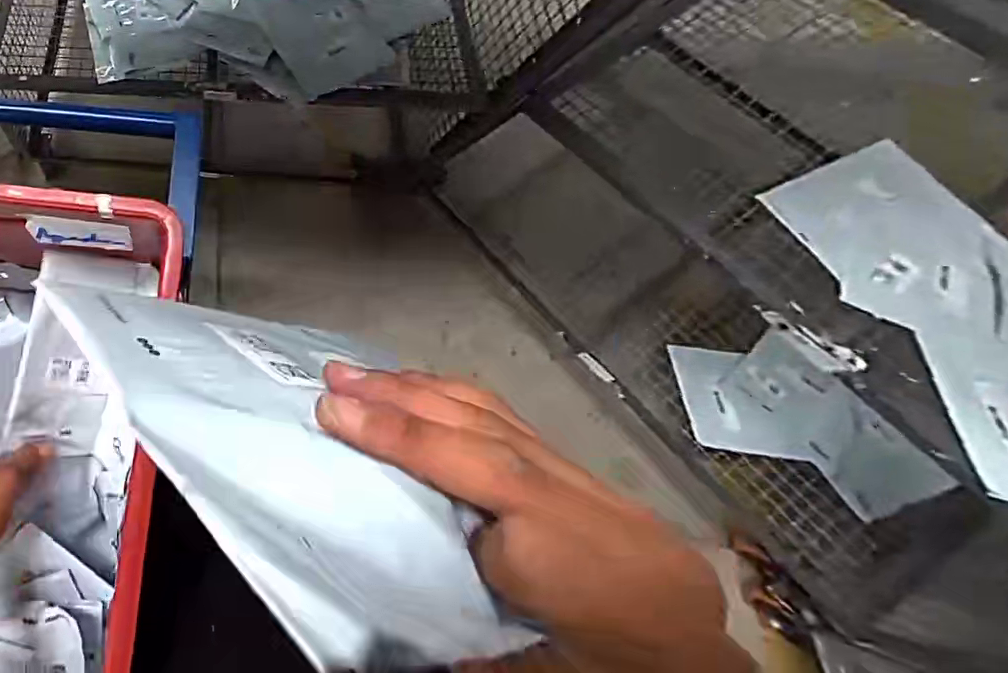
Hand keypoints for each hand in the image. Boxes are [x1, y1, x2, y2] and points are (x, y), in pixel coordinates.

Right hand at [314, 363, 753, 672]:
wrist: (678, 621)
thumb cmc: (594, 626)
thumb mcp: (524, 636)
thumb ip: (457, 604)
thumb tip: (386, 594)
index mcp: (534, 514)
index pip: (448, 457)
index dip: (387, 433)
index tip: (330, 411)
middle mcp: (537, 469)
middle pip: (454, 416)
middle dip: (386, 392)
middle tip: (330, 376)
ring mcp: (546, 452)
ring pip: (469, 401)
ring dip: (406, 381)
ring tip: (359, 371)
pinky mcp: (548, 447)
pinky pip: (486, 404)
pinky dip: (439, 386)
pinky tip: (415, 383)